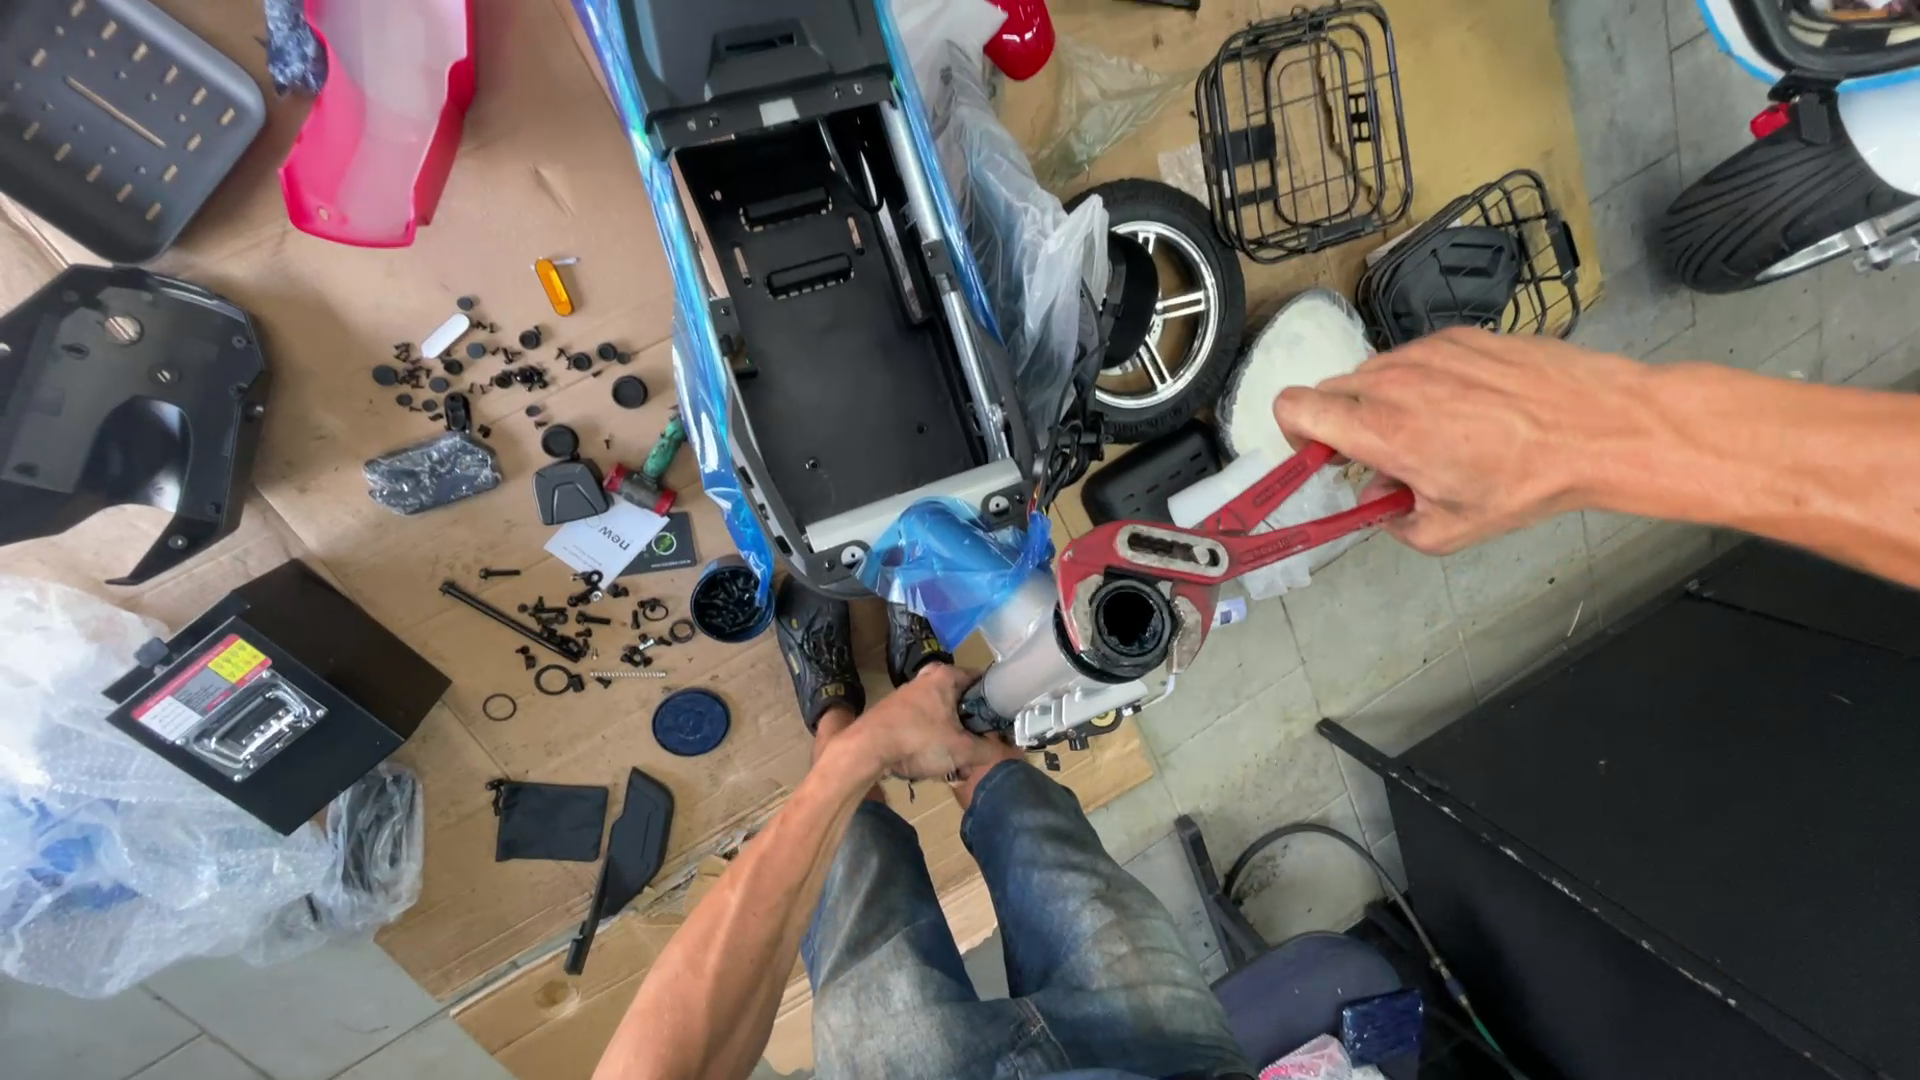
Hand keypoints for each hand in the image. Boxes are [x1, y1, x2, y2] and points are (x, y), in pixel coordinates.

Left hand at [847, 664, 1007, 781]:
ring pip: (942, 717)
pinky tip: (932, 765)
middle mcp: (928, 679)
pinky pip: (924, 725)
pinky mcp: (896, 713)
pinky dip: (931, 743)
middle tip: (977, 747)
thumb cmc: (919, 740)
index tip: (1000, 720)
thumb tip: (996, 750)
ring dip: (951, 740)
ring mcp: (909, 695)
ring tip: (955, 766)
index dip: (994, 699)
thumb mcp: (962, 750)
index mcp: (946, 676)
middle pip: (961, 701)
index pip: (981, 679)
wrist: (867, 748)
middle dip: (970, 728)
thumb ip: (986, 750)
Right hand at [1274, 328, 1657, 553]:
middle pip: (1327, 393)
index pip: (1292, 406)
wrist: (1605, 428)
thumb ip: (1389, 520)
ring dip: (1378, 402)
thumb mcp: (1446, 529)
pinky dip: (1418, 381)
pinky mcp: (1456, 336)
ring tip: (1427, 427)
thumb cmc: (1527, 480)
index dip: (1292, 431)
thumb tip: (1376, 499)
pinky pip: (1411, 358)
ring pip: (1369, 374)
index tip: (1318, 451)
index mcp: (1380, 431)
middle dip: (1338, 423)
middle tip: (1377, 449)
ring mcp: (1425, 354)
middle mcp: (1392, 383)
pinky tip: (1461, 403)